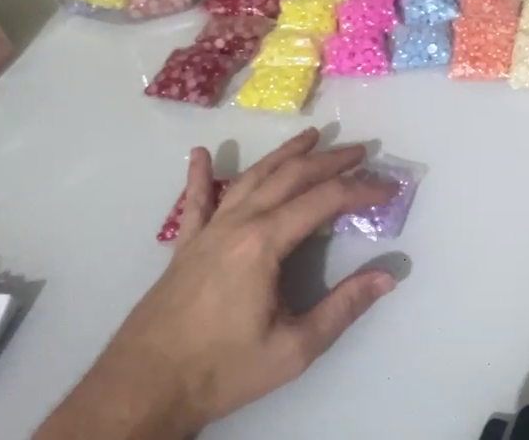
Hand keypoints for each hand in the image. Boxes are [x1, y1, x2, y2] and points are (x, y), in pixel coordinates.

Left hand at [38, 129, 399, 439]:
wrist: (140, 392)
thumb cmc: (221, 370)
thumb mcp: (293, 349)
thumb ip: (342, 308)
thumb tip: (387, 276)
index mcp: (264, 243)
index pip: (324, 200)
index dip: (361, 190)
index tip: (389, 189)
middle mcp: (237, 224)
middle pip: (290, 177)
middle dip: (330, 160)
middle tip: (361, 151)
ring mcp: (207, 232)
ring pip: (251, 178)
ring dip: (285, 154)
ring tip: (312, 136)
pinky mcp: (184, 248)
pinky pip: (196, 202)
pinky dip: (201, 175)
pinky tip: (201, 154)